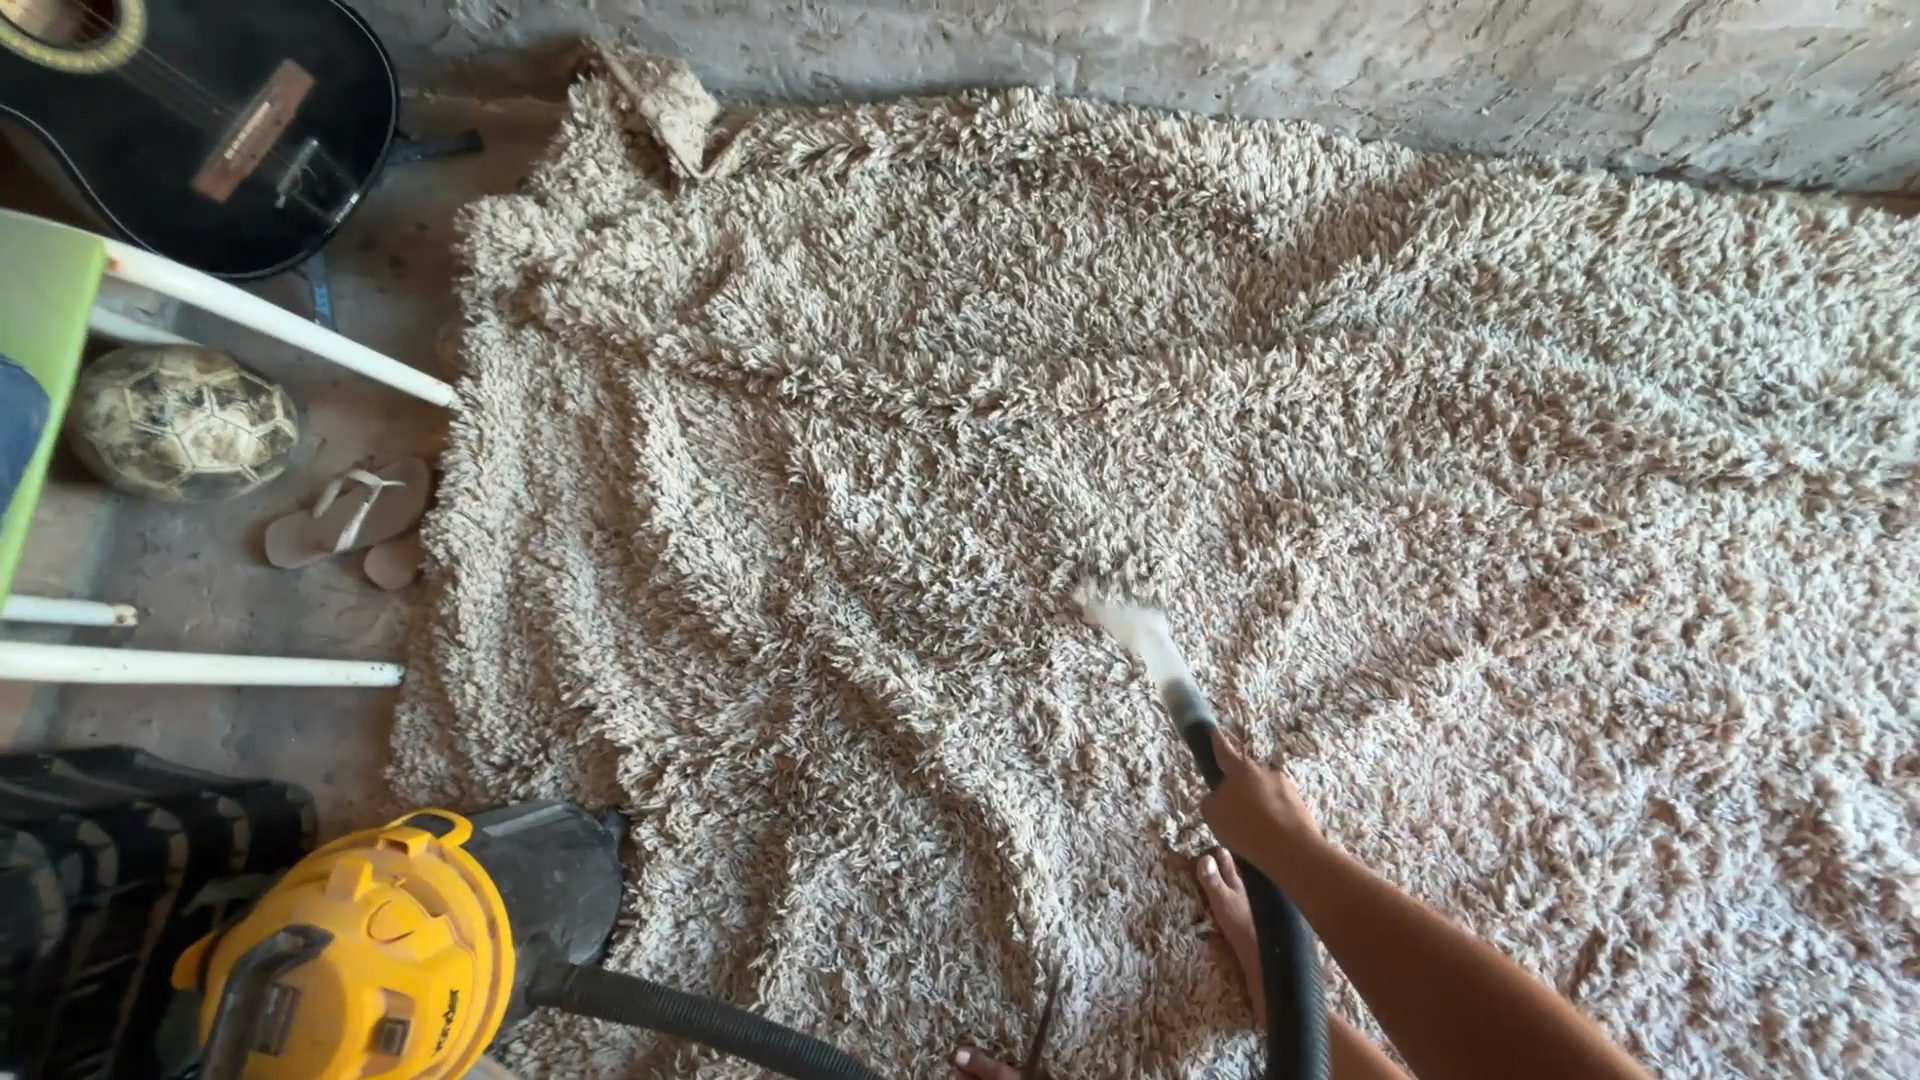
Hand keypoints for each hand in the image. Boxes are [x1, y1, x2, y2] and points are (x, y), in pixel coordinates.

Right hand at [1198, 727, 1321, 864]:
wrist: (1291, 849)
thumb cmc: (1245, 828)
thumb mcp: (1213, 816)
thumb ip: (1210, 801)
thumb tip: (1217, 796)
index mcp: (1239, 770)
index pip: (1224, 750)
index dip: (1216, 741)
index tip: (1213, 730)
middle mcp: (1263, 771)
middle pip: (1246, 774)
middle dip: (1240, 786)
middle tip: (1234, 807)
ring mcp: (1285, 786)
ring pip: (1264, 790)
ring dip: (1258, 802)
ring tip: (1254, 827)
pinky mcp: (1300, 803)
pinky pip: (1280, 805)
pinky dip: (1273, 815)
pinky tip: (1269, 834)